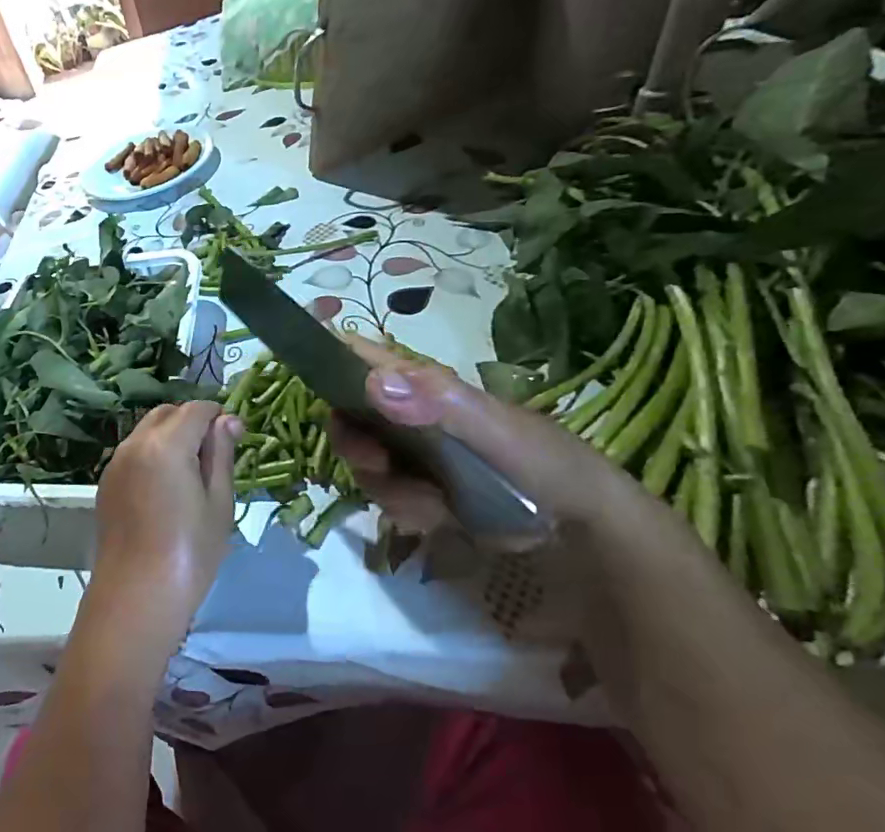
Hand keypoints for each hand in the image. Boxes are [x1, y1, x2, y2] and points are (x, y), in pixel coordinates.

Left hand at [93, 401, 239, 643]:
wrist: (135, 598)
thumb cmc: (189, 553)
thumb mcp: (218, 502)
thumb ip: (221, 454)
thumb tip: (228, 419)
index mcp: (166, 444)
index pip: (197, 409)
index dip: (219, 416)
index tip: (235, 438)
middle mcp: (135, 443)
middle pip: (167, 414)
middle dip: (192, 422)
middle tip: (214, 457)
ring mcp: (115, 463)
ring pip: (147, 431)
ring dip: (171, 437)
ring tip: (191, 474)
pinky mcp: (106, 483)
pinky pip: (133, 452)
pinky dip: (152, 454)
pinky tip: (166, 489)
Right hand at [327, 337, 626, 532]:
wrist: (580, 531)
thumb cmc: (544, 463)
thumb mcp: (497, 428)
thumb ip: (439, 404)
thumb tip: (373, 383)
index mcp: (426, 387)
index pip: (366, 358)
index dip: (331, 353)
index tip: (304, 362)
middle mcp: (411, 415)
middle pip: (350, 417)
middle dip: (354, 443)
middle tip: (377, 463)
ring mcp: (414, 455)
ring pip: (364, 462)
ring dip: (385, 486)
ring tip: (429, 503)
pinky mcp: (420, 491)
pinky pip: (385, 497)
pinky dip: (406, 510)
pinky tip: (439, 517)